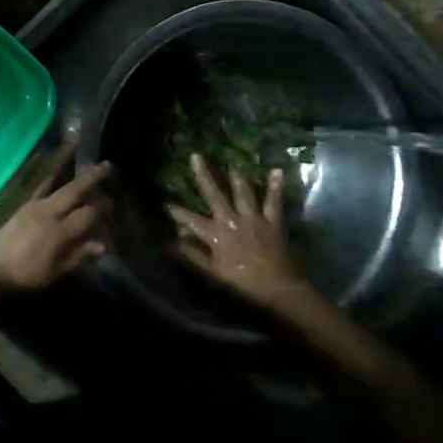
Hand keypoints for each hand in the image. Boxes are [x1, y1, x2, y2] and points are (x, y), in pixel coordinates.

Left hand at [0, 144, 111, 289]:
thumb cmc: (25, 274)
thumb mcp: (55, 272)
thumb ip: (78, 255)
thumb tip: (102, 244)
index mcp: (59, 232)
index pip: (87, 214)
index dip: (102, 207)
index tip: (112, 202)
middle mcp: (48, 212)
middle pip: (74, 190)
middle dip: (93, 177)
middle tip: (108, 166)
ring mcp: (32, 203)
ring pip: (53, 178)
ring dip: (66, 161)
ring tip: (76, 145)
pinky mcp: (19, 202)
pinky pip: (32, 181)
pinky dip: (38, 165)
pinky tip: (42, 152)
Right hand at [168, 153, 302, 304]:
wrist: (274, 286)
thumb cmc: (241, 281)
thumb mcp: (212, 271)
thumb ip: (193, 255)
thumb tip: (173, 242)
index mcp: (216, 234)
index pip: (191, 220)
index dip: (177, 212)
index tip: (166, 203)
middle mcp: (232, 220)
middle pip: (214, 194)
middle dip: (203, 175)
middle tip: (196, 156)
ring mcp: (253, 218)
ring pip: (243, 192)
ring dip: (237, 176)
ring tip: (232, 163)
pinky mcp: (272, 220)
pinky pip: (273, 200)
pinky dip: (275, 186)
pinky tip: (276, 170)